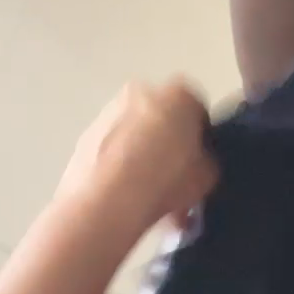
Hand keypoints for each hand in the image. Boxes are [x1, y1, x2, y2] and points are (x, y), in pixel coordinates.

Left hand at [57, 78, 216, 232]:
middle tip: (176, 174)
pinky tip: (128, 196)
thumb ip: (207, 159)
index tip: (200, 159)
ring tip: (151, 193)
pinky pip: (114, 148)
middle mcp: (143, 92)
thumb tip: (199, 161)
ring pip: (137, 133)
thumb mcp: (208, 175)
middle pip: (163, 117)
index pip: (199, 108)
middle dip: (169, 142)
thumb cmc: (166, 179)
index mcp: (179, 93)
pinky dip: (121, 165)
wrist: (106, 202)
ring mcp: (109, 112)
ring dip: (144, 155)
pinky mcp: (85, 135)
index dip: (201, 136)